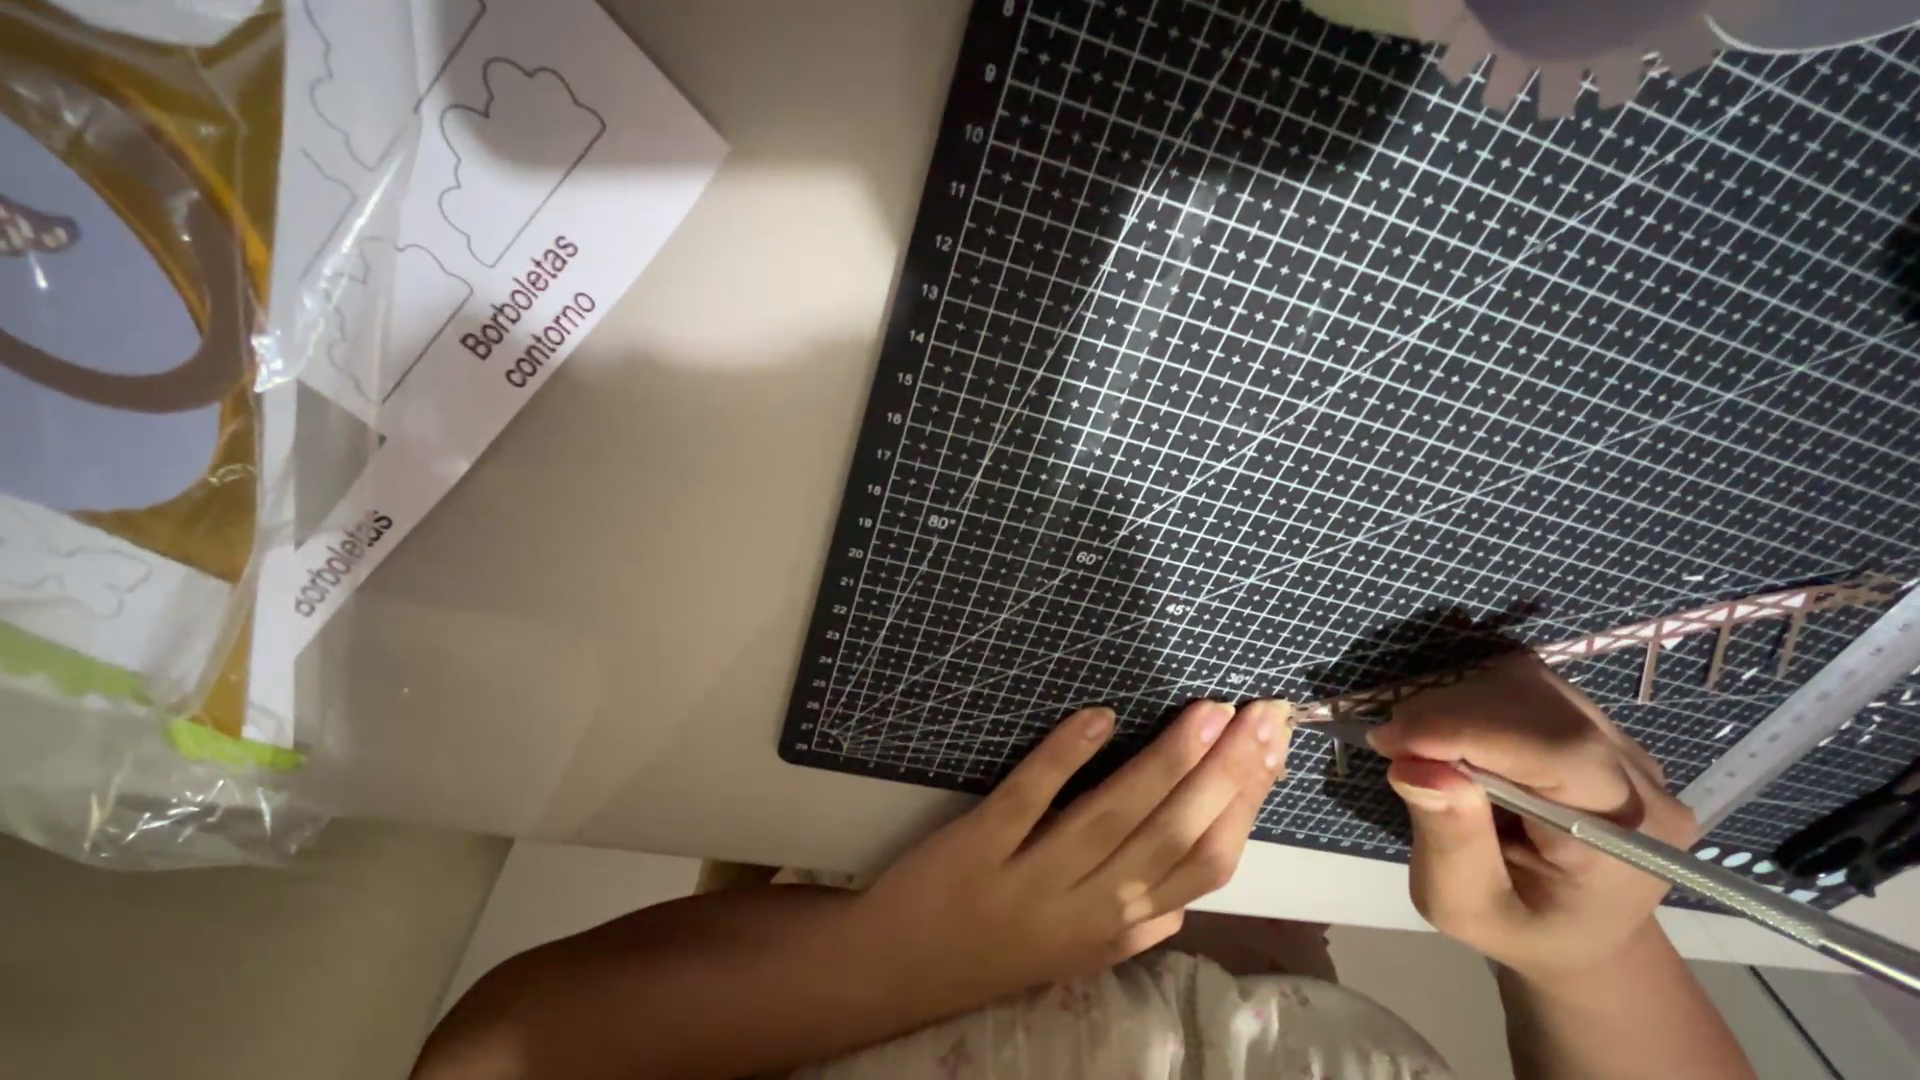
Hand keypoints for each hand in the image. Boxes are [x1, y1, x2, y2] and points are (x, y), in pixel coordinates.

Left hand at [854, 698, 1291, 1016]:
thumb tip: (1193, 892)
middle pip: (1173, 835)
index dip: (1245, 803)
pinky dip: (1065, 757)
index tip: (1269, 748)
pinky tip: (1099, 717)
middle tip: (1260, 715)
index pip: (1205, 864)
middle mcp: (1088, 908)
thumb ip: (1137, 925)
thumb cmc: (995, 951)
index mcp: (1122, 927)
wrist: (895, 971)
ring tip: (1204, 713)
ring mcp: (1032, 877)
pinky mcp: (977, 847)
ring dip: (1165, 762)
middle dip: (1226, 772)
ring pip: (1114, 818)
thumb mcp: (1078, 953)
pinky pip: (1029, 797)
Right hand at [1368, 653, 1697, 978]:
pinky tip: (1450, 735)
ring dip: (1458, 702)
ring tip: (1419, 743)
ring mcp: (1625, 748)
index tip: (1390, 739)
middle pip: (1540, 707)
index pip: (1559, 752)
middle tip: (1392, 743)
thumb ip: (1449, 841)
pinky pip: (1527, 687)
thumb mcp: (1464, 909)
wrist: (1576, 931)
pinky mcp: (1596, 727)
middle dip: (1450, 713)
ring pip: (1530, 686)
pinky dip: (1472, 698)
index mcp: (1626, 840)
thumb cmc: (1518, 928)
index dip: (1469, 730)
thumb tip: (1414, 767)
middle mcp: (1641, 783)